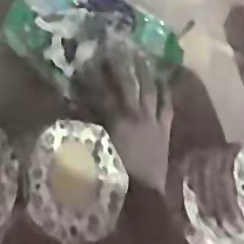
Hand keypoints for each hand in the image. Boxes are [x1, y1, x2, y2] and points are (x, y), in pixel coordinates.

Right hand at [77, 42, 173, 190]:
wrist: (145, 197)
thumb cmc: (117, 176)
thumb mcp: (98, 149)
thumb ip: (90, 127)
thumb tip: (77, 108)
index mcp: (116, 120)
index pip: (101, 92)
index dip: (93, 76)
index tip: (86, 61)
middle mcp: (135, 114)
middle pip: (127, 83)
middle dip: (120, 64)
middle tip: (116, 46)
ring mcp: (153, 120)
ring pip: (149, 89)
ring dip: (144, 71)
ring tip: (140, 54)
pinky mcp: (164, 129)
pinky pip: (167, 106)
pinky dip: (165, 92)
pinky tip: (163, 79)